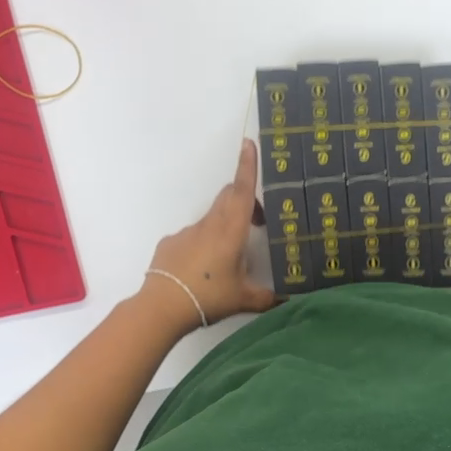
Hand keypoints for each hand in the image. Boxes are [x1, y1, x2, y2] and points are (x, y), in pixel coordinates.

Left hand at [143, 139, 277, 328]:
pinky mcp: (171, 243)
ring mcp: (187, 232)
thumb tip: (287, 299)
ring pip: (211, 220)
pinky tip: (201, 272)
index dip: (247, 167)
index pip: (242, 191)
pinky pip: (192, 238)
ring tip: (227, 262)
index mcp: (231, 231)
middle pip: (228, 198)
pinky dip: (202, 247)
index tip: (248, 144)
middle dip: (244, 200)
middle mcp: (209, 225)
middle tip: (257, 222)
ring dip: (224, 229)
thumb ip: (267, 297)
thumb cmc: (209, 297)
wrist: (163, 306)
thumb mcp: (244, 299)